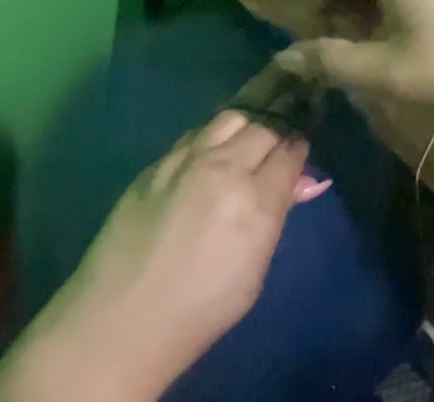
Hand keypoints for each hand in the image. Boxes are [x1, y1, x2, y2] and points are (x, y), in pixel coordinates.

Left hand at [0, 111, 329, 399]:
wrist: (125, 317)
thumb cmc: (203, 307)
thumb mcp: (255, 269)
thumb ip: (279, 215)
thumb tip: (309, 181)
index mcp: (255, 198)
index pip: (289, 150)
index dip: (300, 144)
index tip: (303, 145)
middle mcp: (223, 167)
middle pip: (263, 125)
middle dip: (280, 124)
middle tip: (287, 125)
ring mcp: (186, 160)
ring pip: (229, 118)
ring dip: (248, 119)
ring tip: (256, 124)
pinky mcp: (157, 163)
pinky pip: (195, 133)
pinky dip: (214, 133)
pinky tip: (216, 143)